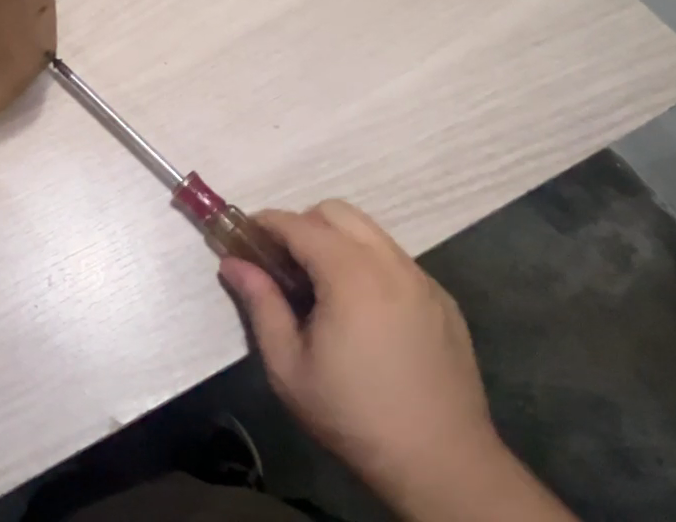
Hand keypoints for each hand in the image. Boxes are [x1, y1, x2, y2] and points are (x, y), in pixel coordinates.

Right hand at [221, 201, 500, 492]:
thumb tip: (232, 263)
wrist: (442, 462)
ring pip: (370, 232)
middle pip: (338, 213)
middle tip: (282, 264)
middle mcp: (390, 264)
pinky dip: (368, 263)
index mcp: (351, 276)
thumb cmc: (353, 415)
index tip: (243, 239)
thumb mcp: (288, 366)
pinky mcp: (443, 300)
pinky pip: (396, 260)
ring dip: (337, 241)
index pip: (299, 224)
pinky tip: (362, 309)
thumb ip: (260, 304)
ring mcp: (423, 280)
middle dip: (302, 224)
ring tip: (320, 286)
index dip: (265, 224)